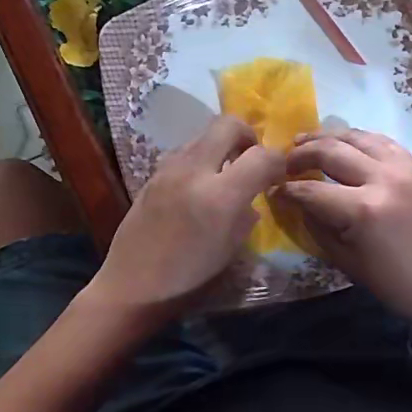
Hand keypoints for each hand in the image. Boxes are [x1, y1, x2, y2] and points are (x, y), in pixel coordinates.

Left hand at [86, 115, 284, 324]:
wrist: (133, 286)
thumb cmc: (189, 279)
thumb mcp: (232, 250)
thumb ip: (247, 214)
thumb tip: (254, 196)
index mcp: (220, 196)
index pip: (262, 156)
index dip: (278, 161)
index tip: (278, 175)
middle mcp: (193, 171)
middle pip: (228, 124)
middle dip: (247, 136)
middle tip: (251, 158)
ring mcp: (168, 169)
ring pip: (203, 134)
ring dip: (221, 145)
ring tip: (225, 173)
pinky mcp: (152, 175)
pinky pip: (184, 151)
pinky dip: (200, 157)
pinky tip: (199, 185)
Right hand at [277, 130, 411, 339]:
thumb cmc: (389, 281)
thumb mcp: (342, 257)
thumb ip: (314, 222)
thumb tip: (292, 198)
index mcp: (363, 210)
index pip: (311, 189)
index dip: (287, 189)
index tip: (273, 189)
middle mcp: (383, 180)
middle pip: (331, 151)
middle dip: (302, 153)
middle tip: (285, 161)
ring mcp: (404, 169)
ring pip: (357, 136)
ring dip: (328, 137)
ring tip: (308, 141)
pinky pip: (382, 142)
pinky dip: (359, 140)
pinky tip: (345, 145)